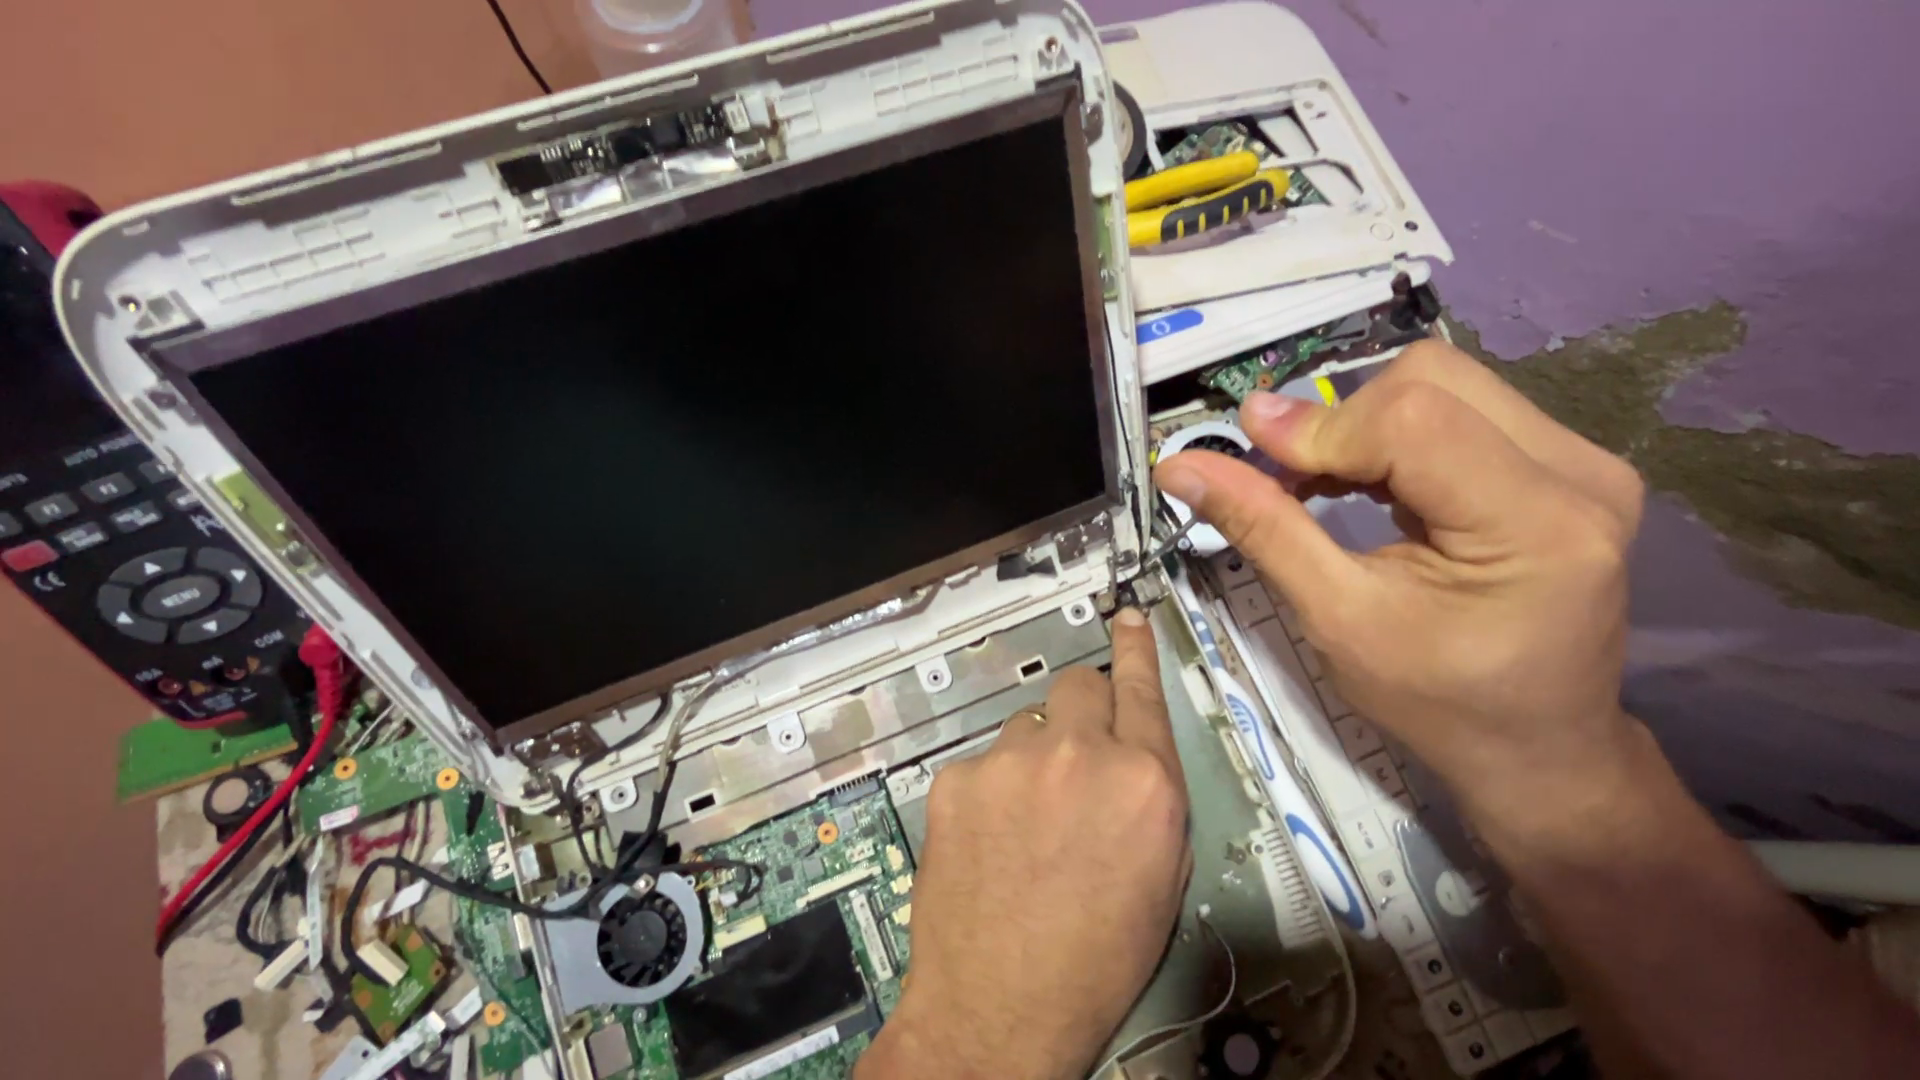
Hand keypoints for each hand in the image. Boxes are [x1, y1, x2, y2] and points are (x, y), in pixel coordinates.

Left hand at [855, 608, 1188, 1079]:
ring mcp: (1009, 760)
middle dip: (1082, 712)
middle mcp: (1078, 753)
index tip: (1127, 617)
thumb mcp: (1161, 877)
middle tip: (1074, 759)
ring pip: (1027, 725)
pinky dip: (990, 789)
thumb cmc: (1099, 958)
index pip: (1142, 688)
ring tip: (1025, 819)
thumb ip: (1151, 798)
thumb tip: (1130, 755)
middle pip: (1078, 686)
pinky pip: (982, 763)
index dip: (1136, 649)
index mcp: (1145, 781)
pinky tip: (987, 839)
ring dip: (1034, 755)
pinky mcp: (956, 778)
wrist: (999, 1008)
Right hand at [1153, 341, 1645, 831]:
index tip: (1245, 452)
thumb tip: (1180, 465)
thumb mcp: (1337, 620)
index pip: (1413, 421)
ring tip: (1320, 484)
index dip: (1317, 428)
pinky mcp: (1564, 465)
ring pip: (1443, 383)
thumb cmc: (1437, 703)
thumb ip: (1264, 530)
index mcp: (1537, 525)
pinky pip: (1460, 408)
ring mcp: (1581, 462)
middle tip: (1285, 480)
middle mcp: (1578, 473)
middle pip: (1431, 380)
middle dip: (1339, 421)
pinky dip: (1390, 435)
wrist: (1537, 750)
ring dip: (1361, 424)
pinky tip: (1363, 483)